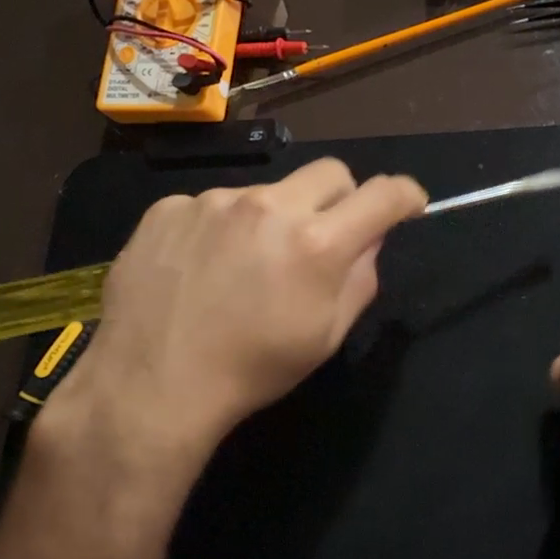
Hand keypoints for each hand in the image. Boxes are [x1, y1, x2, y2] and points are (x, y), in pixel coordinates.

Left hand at [55, 158, 426, 479]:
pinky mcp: (169, 207)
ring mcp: (213, 201)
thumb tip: (368, 241)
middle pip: (330, 173)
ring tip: (244, 268)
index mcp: (317, 243)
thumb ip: (360, 278)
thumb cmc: (252, 369)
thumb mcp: (326, 336)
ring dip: (273, 218)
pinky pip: (214, 205)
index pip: (382, 194)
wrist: (150, 385)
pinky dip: (222, 228)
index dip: (406, 196)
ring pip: (267, 191)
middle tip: (323, 239)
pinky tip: (202, 269)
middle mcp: (268, 206)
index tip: (409, 205)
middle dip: (341, 200)